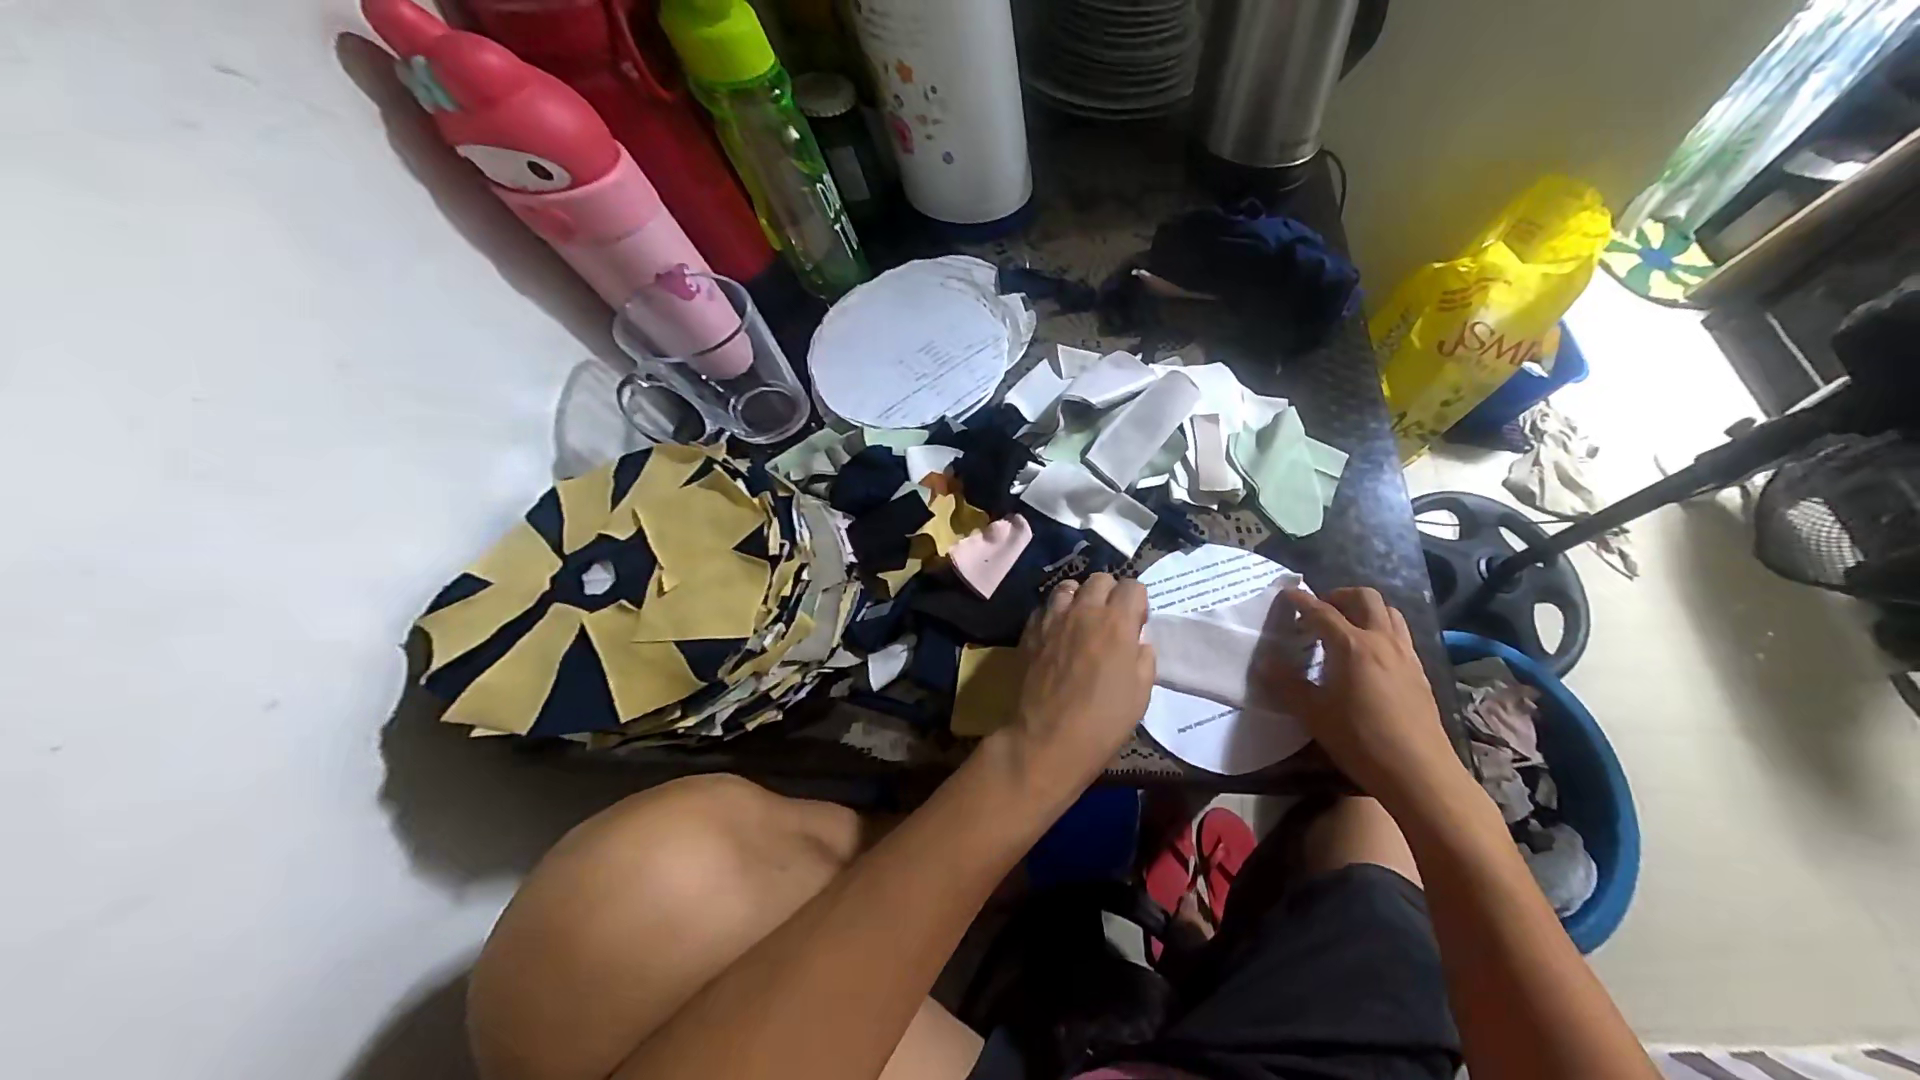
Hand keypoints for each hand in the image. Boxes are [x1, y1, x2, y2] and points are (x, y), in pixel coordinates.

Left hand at [1002, 574, 1155, 793]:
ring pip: (1067, 587)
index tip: (1136, 624)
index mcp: (1116, 622)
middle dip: (1109, 594)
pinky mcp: (1029, 632)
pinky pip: (1044, 608)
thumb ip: (1143, 658)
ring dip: (1079, 598)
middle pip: (1099, 579)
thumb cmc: (1104, 720)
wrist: (1048, 738)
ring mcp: (1052, 619)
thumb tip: (1136, 643)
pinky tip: (1057, 635)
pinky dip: (1054, 614)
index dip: (1137, 603)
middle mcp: (1083, 611)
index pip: (1132, 586)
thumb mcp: (1141, 692)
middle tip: (1110, 621)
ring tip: (1081, 621)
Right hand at [1257, 587, 1466, 815]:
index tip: (1287, 595)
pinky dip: (1381, 629)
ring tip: (1344, 626)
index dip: (1302, 600)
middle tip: (1319, 610)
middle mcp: (1381, 641)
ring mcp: (1405, 655)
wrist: (1419, 772)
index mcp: (1352, 646)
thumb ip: (1287, 683)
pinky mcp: (1419, 671)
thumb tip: (1265, 662)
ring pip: (1389, 612)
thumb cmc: (1359, 740)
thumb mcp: (1312, 713)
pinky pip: (1400, 634)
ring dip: (1364, 610)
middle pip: (1365, 598)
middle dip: (1339, 596)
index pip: (1322, 612)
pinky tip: (1367, 654)